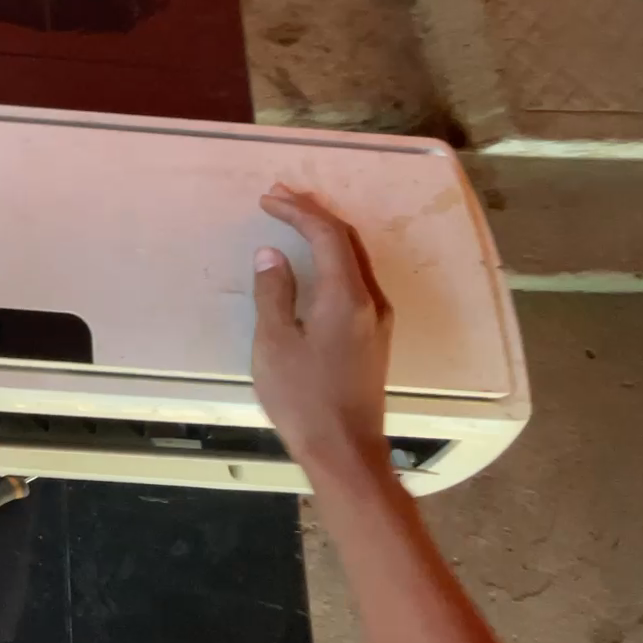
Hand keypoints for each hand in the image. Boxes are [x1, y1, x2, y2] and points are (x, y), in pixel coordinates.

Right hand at [251, 183, 394, 476]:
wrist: (343, 446)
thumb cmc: (300, 394)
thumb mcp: (274, 342)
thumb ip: (273, 293)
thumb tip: (270, 254)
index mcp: (346, 298)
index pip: (328, 237)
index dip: (298, 212)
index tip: (267, 199)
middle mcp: (371, 300)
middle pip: (348, 241)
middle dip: (314, 213)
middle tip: (278, 197)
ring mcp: (375, 317)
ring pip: (354, 258)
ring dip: (324, 232)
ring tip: (291, 218)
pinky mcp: (370, 332)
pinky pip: (354, 276)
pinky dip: (330, 255)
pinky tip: (311, 258)